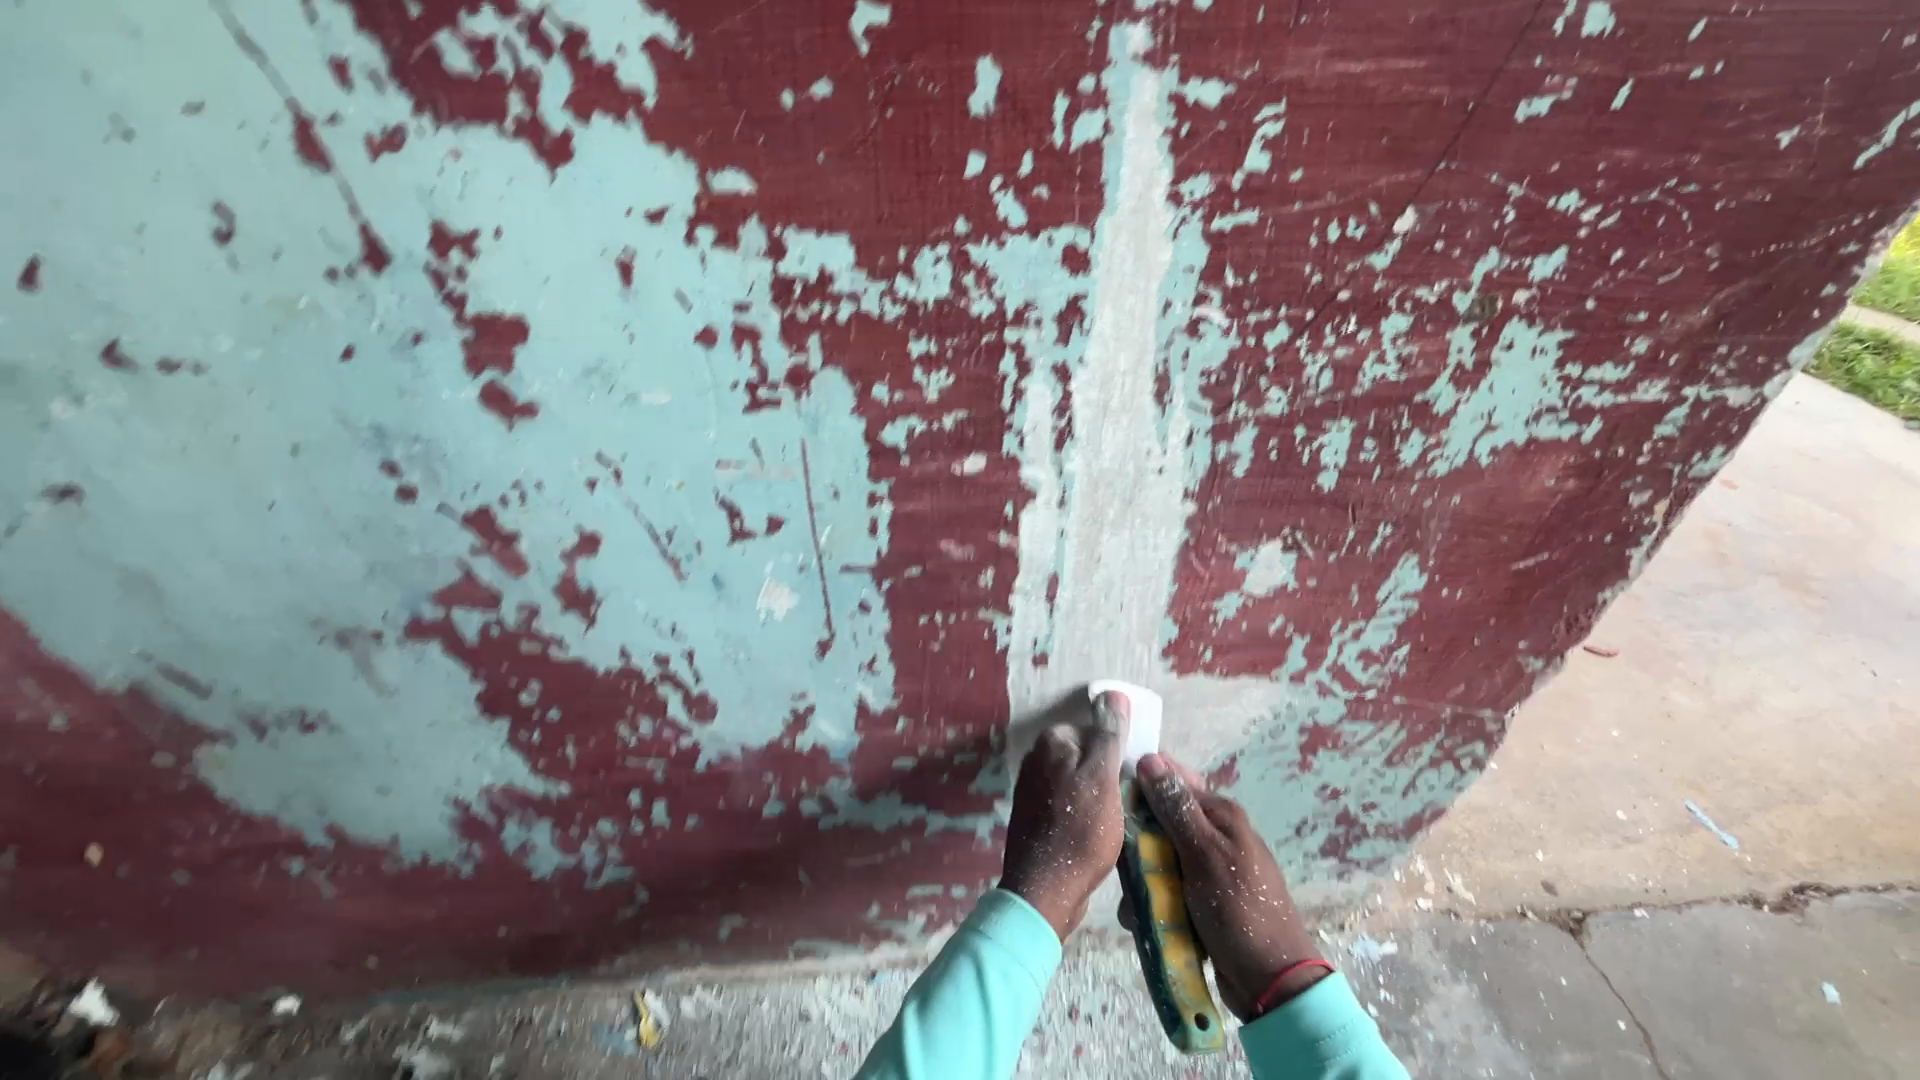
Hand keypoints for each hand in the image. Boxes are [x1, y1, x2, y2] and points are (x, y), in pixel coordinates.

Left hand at [998, 691, 1130, 940]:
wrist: (1046, 891)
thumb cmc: (1080, 830)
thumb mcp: (1103, 777)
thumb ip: (1109, 735)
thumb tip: (1114, 693)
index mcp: (1051, 743)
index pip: (1094, 731)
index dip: (1117, 752)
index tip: (1134, 776)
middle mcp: (1036, 761)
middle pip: (1086, 756)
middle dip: (1109, 774)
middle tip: (1130, 800)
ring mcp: (1034, 792)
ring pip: (1080, 783)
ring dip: (1101, 798)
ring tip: (1119, 820)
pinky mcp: (1037, 820)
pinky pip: (1070, 807)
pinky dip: (1087, 816)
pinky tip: (1100, 835)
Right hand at [1131, 753, 1325, 1020]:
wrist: (1271, 982)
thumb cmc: (1240, 910)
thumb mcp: (1204, 855)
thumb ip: (1176, 808)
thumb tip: (1150, 759)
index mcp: (1220, 815)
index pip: (1172, 782)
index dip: (1141, 790)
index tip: (1115, 808)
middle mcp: (1214, 835)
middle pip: (1159, 823)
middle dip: (1138, 848)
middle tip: (1127, 870)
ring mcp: (1207, 869)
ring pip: (1157, 860)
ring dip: (1142, 882)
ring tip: (1135, 907)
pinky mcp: (1200, 899)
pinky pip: (1165, 890)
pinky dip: (1153, 903)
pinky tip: (1142, 920)